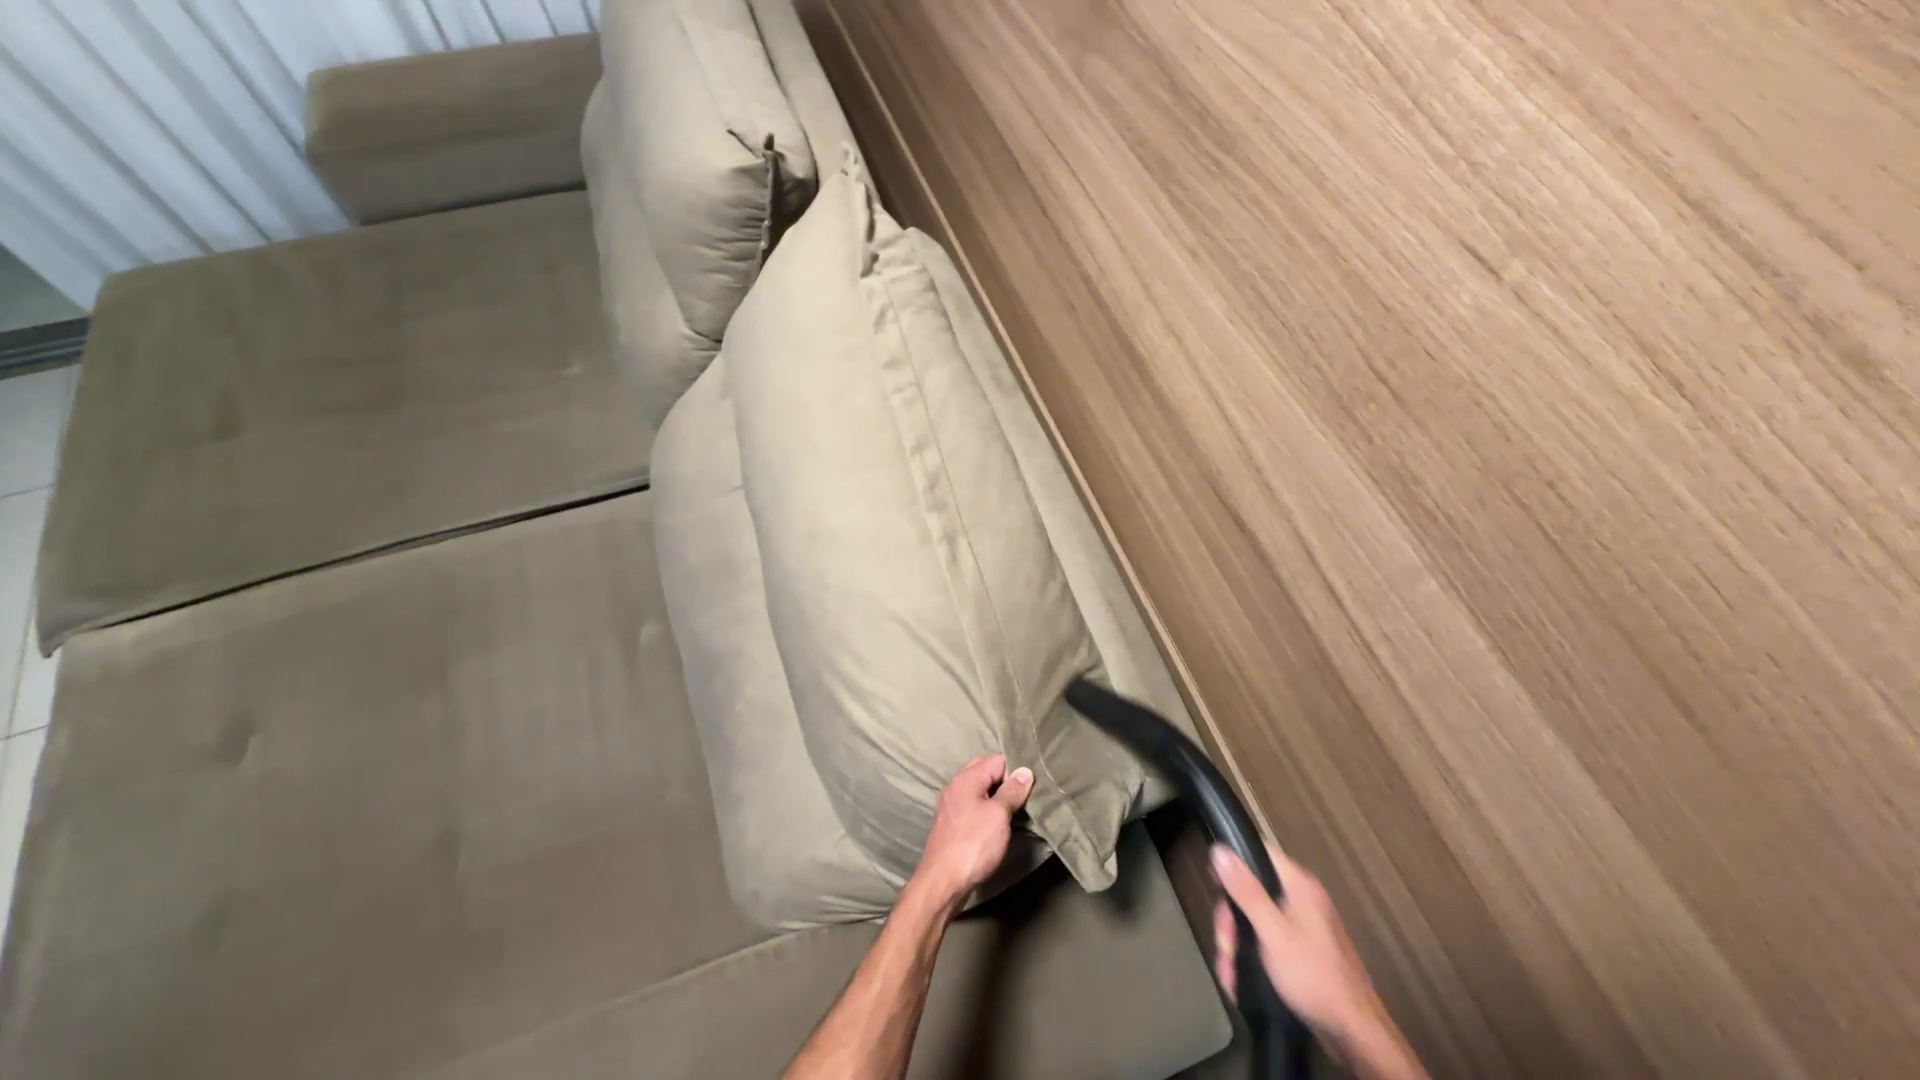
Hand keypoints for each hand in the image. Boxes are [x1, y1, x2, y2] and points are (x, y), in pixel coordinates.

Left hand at [911, 753, 1034, 909]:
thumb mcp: (999, 815)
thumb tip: (1025, 771)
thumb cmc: (974, 844)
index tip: (1031, 785)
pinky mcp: (951, 822)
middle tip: (1025, 794)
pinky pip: (972, 803)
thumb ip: (1012, 791)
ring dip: (996, 794)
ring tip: (1015, 807)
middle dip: (1005, 779)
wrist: (943, 881)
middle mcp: (955, 785)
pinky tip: (996, 820)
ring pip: (978, 788)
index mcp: (966, 778)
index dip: (1015, 769)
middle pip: (985, 770)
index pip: (996, 759)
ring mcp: (950, 804)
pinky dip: (986, 806)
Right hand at [1211, 844, 1386, 1037]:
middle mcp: (1301, 900)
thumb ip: (1246, 891)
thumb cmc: (1312, 975)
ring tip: (1229, 972)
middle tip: (1225, 947)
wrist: (1352, 1031)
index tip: (1213, 885)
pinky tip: (1239, 979)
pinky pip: (1266, 942)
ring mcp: (1302, 927)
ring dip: (1237, 945)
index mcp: (1299, 886)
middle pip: (1252, 892)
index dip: (1233, 863)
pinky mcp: (1300, 952)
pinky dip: (1251, 957)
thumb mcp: (1272, 932)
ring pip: (1255, 921)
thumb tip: (1220, 849)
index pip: (1260, 854)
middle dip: (1232, 922)